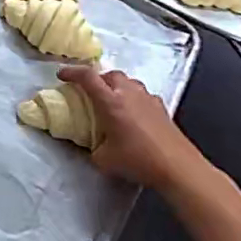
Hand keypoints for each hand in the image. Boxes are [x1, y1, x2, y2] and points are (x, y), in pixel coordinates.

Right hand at [58, 66, 220, 192]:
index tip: (62, 76)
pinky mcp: (161, 108)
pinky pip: (141, 94)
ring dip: (116, 87)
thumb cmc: (138, 160)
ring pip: (128, 82)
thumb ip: (93, 148)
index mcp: (111, 102)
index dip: (72, 73)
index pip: (87, 77)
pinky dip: (132, 98)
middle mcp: (129, 93)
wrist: (178, 167)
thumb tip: (93, 145)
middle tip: (89, 92)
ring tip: (111, 102)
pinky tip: (132, 114)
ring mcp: (148, 98)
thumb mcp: (104, 160)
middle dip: (97, 79)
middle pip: (110, 74)